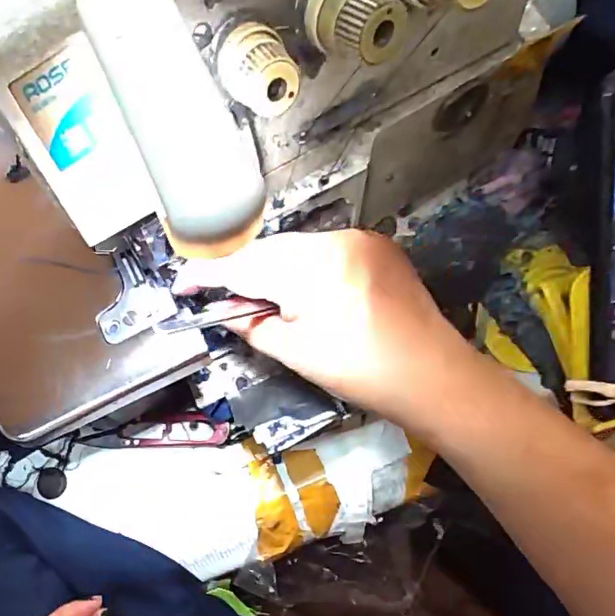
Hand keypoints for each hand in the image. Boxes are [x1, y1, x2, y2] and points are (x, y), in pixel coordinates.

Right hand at [173, 230, 505, 439]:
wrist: (431, 374)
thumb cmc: (361, 371)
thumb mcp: (295, 353)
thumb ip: (251, 325)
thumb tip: (221, 310)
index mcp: (311, 270)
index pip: (244, 267)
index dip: (208, 275)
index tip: (183, 284)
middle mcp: (335, 243)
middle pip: (268, 250)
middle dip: (240, 270)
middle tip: (218, 295)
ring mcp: (358, 240)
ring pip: (294, 247)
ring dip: (269, 267)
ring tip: (258, 297)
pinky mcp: (375, 246)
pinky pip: (322, 249)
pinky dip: (300, 265)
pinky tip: (296, 289)